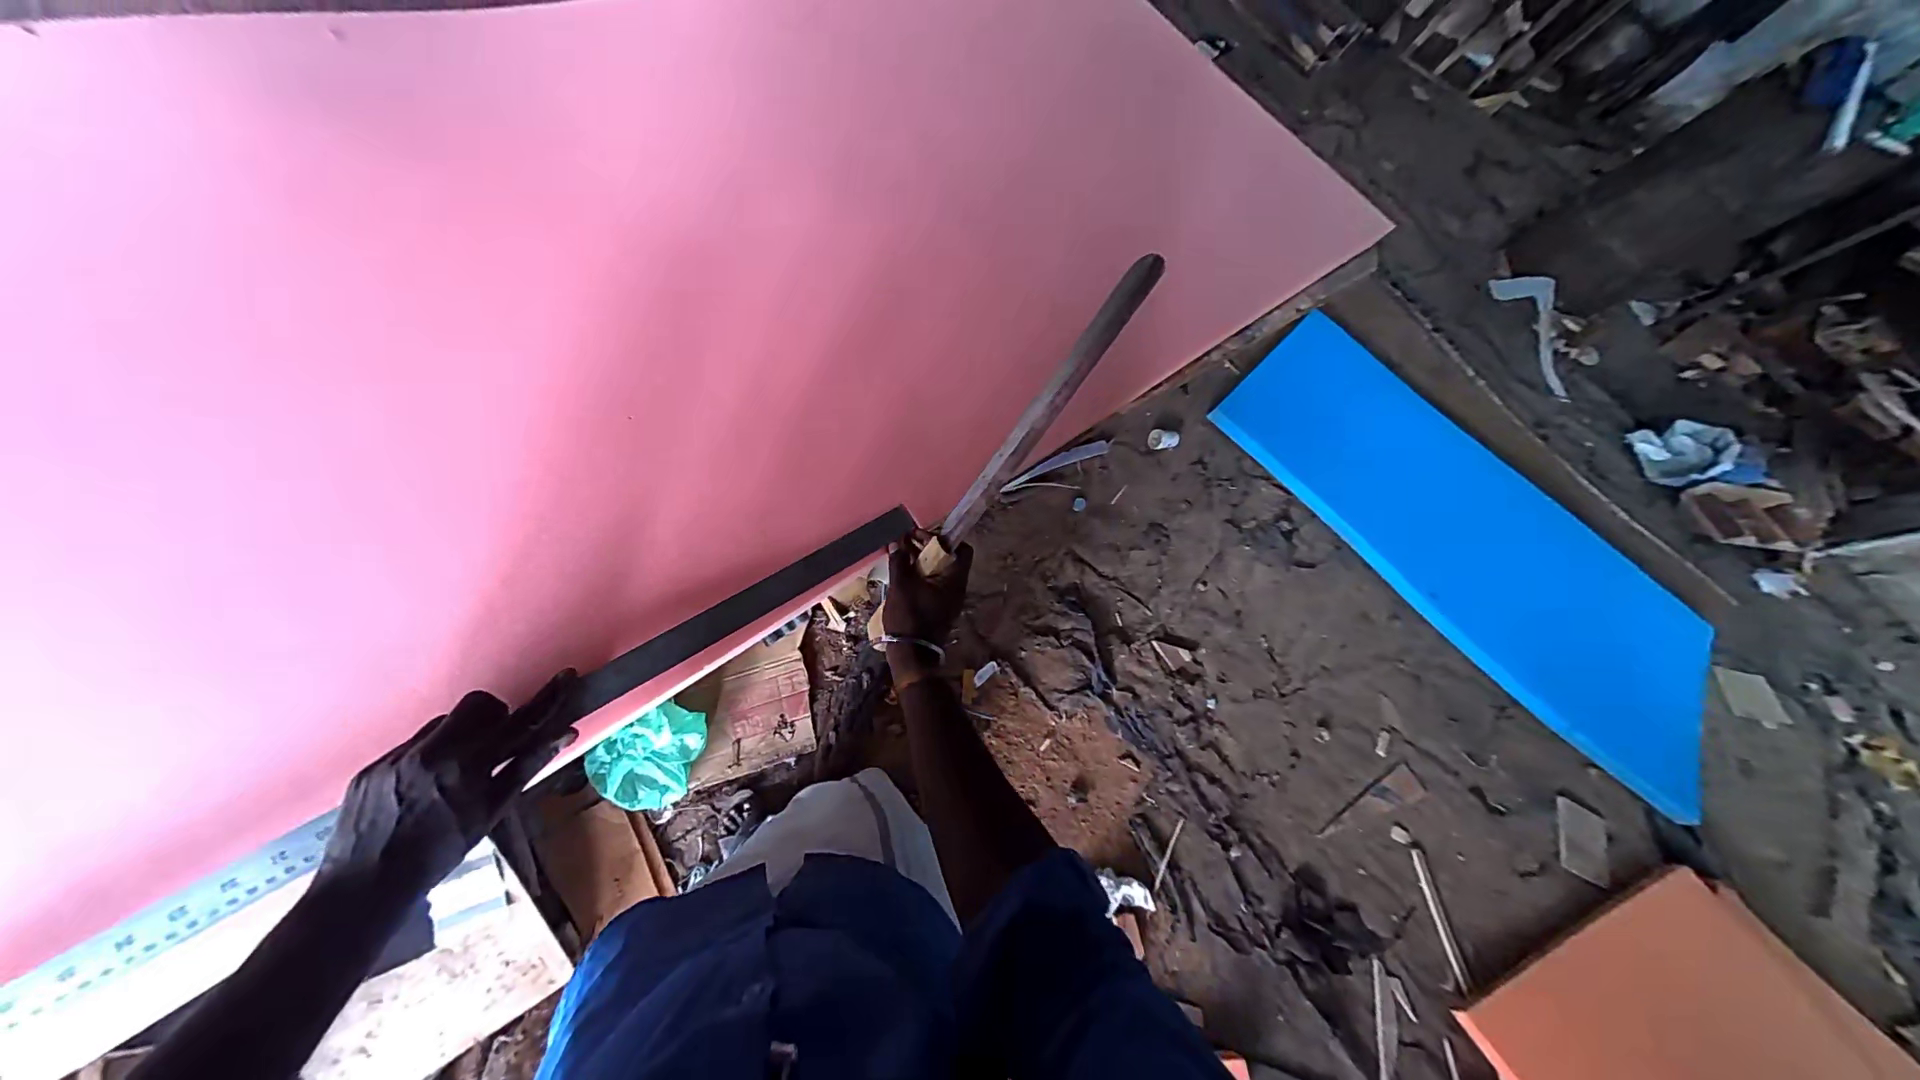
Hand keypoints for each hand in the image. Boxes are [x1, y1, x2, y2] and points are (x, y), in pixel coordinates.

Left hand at [318, 671, 578, 901]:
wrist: (364, 888)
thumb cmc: (441, 852)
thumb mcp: (492, 811)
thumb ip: (527, 766)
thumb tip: (565, 734)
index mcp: (467, 765)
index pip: (519, 721)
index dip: (547, 697)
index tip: (565, 676)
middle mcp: (431, 751)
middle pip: (477, 705)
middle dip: (493, 716)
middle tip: (494, 743)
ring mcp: (397, 756)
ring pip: (443, 723)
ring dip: (458, 736)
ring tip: (454, 771)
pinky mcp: (372, 766)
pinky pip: (410, 744)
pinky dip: (426, 756)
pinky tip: (422, 787)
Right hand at [885, 529, 972, 644]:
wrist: (911, 655)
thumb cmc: (909, 618)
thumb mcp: (900, 586)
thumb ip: (899, 561)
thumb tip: (896, 543)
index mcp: (955, 580)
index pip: (962, 549)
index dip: (942, 537)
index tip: (920, 535)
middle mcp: (957, 588)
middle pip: (948, 558)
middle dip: (926, 547)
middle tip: (905, 542)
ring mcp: (949, 600)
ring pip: (939, 572)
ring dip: (922, 561)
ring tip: (900, 555)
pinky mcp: (939, 608)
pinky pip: (934, 584)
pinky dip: (921, 575)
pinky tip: (903, 573)